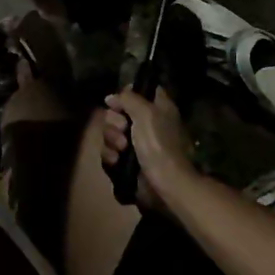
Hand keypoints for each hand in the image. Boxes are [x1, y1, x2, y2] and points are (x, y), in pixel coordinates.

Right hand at [101, 88, 196, 211]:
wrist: (165, 183)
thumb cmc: (159, 143)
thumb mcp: (146, 112)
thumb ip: (128, 98)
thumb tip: (111, 98)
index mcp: (156, 108)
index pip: (140, 91)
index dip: (126, 94)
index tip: (118, 101)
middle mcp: (145, 123)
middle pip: (118, 112)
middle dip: (115, 121)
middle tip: (124, 129)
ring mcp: (135, 143)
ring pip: (111, 132)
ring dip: (112, 139)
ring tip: (122, 149)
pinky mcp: (126, 161)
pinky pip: (109, 152)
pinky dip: (110, 155)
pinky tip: (116, 160)